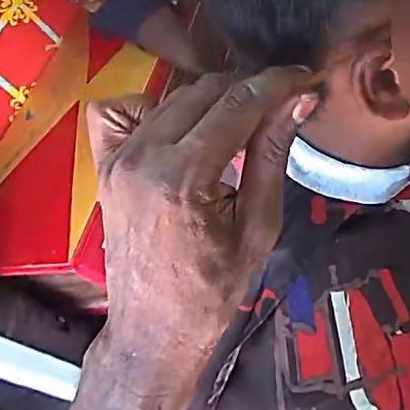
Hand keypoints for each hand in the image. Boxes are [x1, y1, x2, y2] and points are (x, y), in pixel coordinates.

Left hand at [86, 70, 315, 372]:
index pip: (238, 103)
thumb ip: (273, 153)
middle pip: (206, 89)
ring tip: (242, 118)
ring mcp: (118, 157)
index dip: (276, 83)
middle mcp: (144, 156)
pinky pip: (125, 109)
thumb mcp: (258, 225)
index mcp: (184, 177)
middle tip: (280, 100)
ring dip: (213, 97)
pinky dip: (157, 105)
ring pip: (173, 95)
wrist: (154, 331)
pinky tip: (182, 127)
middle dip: (250, 87)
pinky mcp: (105, 162)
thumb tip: (299, 99)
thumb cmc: (214, 288)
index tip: (304, 78)